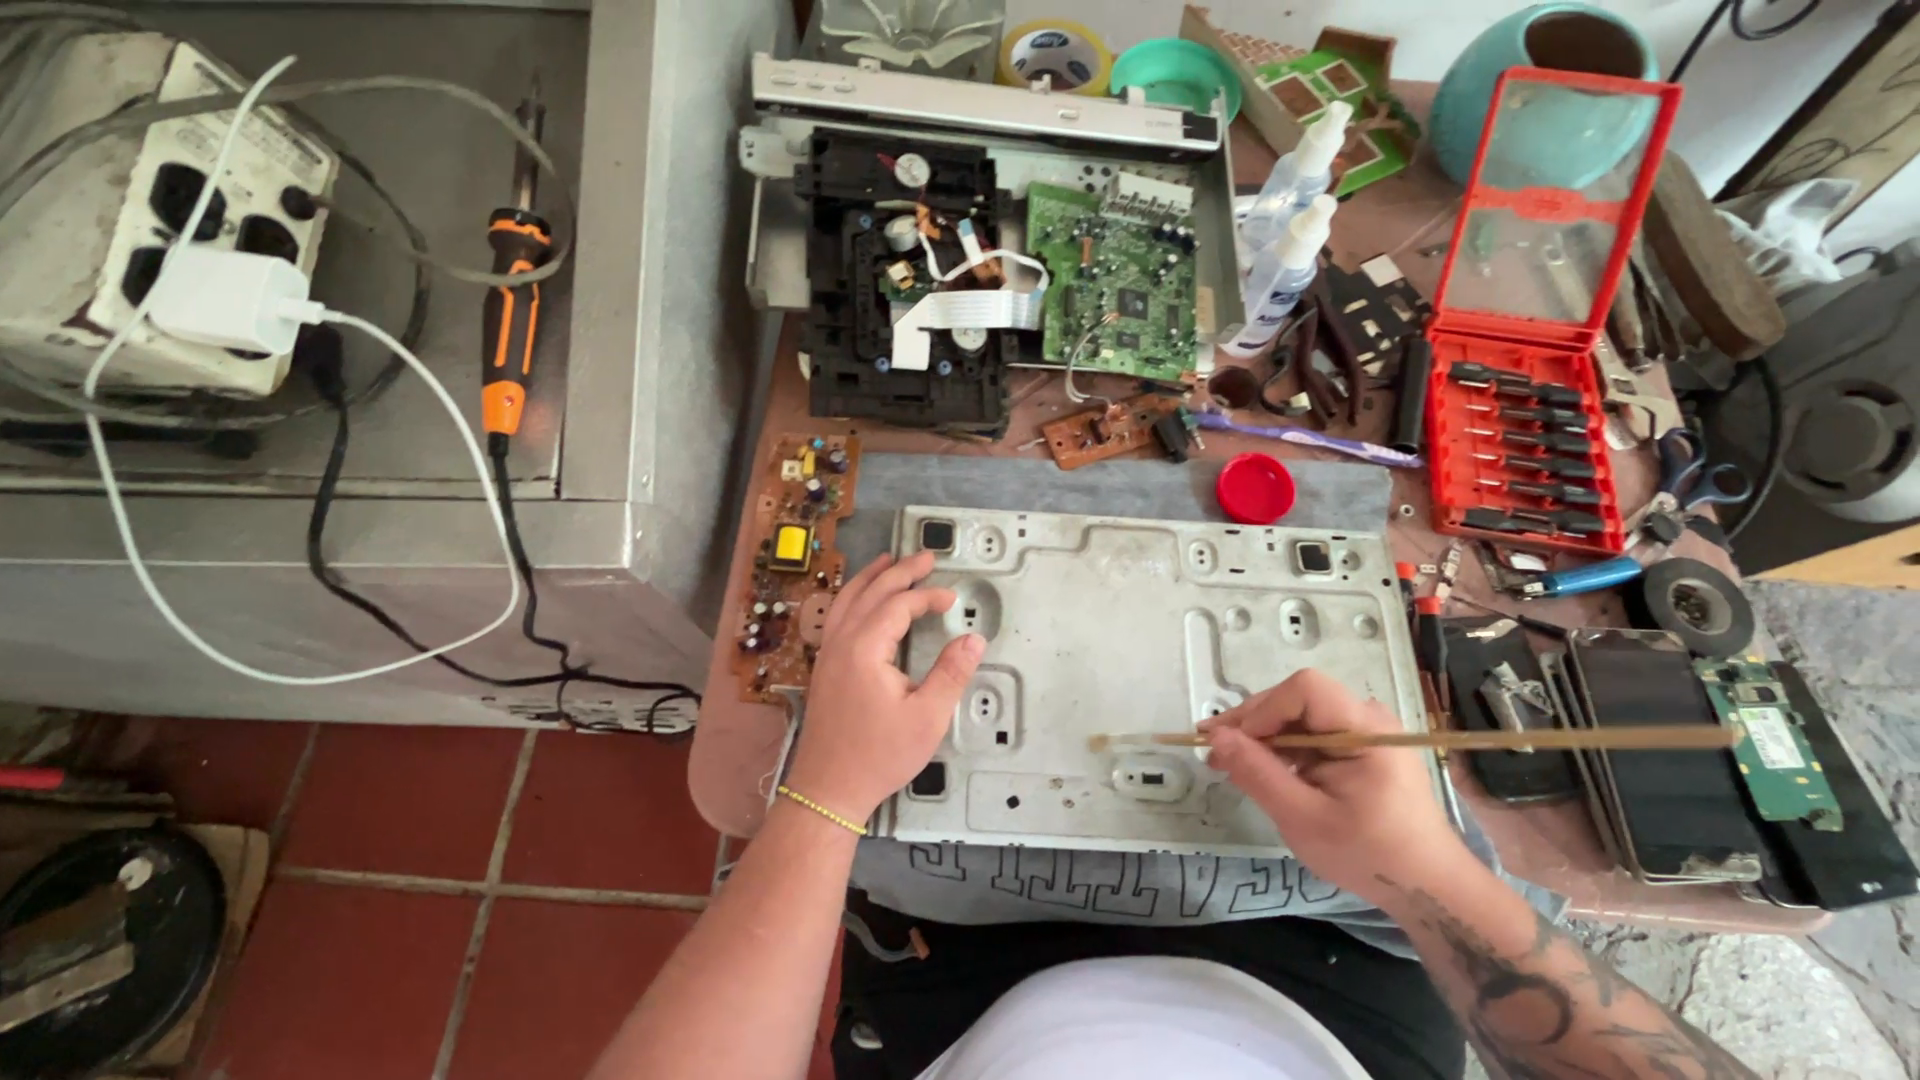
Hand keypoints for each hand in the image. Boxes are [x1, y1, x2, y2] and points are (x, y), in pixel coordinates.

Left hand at [784, 551, 983, 822]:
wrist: (828, 789)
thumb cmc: (879, 756)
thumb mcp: (927, 718)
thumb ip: (951, 673)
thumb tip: (974, 638)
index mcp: (864, 649)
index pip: (899, 606)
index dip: (927, 596)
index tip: (952, 599)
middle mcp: (841, 643)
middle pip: (870, 593)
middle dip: (900, 571)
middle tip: (926, 556)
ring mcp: (828, 654)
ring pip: (847, 600)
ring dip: (871, 577)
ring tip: (888, 560)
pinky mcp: (824, 668)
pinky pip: (837, 616)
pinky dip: (853, 597)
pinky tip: (861, 601)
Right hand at [1203, 669, 1473, 905]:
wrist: (1427, 887)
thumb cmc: (1370, 855)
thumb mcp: (1304, 818)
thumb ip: (1258, 773)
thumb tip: (1216, 738)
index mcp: (1365, 731)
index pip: (1305, 689)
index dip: (1263, 710)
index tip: (1233, 744)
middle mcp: (1367, 719)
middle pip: (1298, 699)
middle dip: (1252, 723)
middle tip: (1212, 751)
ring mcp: (1364, 732)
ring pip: (1299, 717)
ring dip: (1262, 737)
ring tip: (1228, 763)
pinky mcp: (1359, 749)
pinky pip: (1311, 735)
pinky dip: (1281, 749)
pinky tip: (1259, 770)